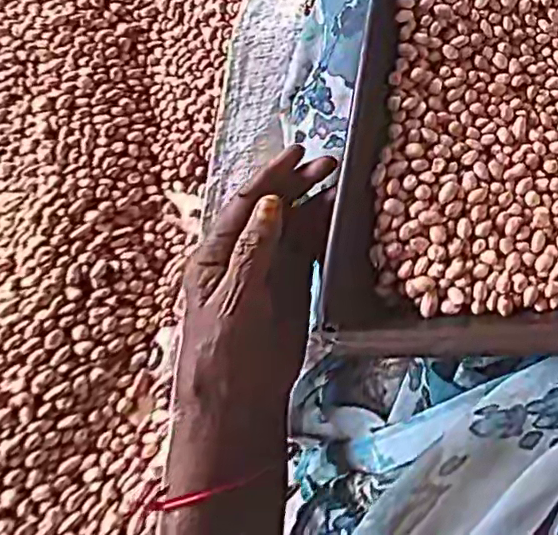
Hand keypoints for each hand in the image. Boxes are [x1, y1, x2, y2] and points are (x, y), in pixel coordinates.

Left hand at [165, 146, 335, 500]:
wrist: (237, 405)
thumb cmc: (221, 354)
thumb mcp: (234, 299)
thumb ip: (253, 249)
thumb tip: (270, 203)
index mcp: (216, 254)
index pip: (246, 204)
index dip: (272, 176)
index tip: (299, 153)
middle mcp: (244, 254)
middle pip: (274, 208)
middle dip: (300, 183)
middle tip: (330, 164)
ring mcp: (270, 268)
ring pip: (296, 224)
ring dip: (317, 202)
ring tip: (342, 184)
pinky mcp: (292, 283)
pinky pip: (309, 247)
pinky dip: (325, 228)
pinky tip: (340, 214)